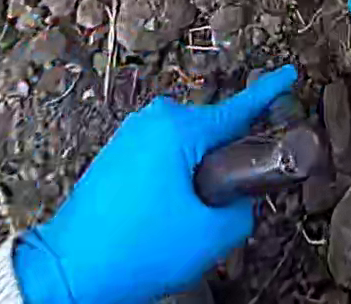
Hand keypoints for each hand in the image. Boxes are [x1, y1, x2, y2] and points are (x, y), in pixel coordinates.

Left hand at [13, 66, 298, 303]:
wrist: (61, 277)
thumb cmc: (131, 252)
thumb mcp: (206, 238)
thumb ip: (242, 212)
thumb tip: (244, 201)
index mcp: (180, 128)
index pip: (240, 107)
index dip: (271, 91)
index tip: (289, 73)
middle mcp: (157, 119)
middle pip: (213, 131)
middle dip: (223, 158)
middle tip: (220, 195)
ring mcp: (133, 132)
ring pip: (187, 144)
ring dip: (195, 170)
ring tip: (180, 213)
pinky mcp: (117, 150)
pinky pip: (162, 153)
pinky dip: (172, 174)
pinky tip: (162, 209)